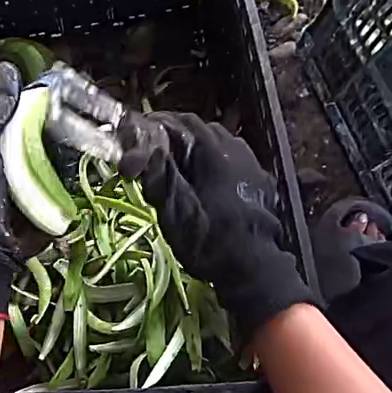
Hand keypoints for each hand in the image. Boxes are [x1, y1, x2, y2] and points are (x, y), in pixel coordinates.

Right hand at [131, 114, 315, 339]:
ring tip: (172, 168)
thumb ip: (157, 176)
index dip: (152, 127)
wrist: (254, 270)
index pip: (178, 122)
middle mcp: (235, 149)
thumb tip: (133, 152)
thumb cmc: (211, 241)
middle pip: (198, 131)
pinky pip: (229, 162)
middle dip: (171, 138)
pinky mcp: (258, 182)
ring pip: (215, 145)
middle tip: (149, 154)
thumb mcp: (175, 211)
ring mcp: (251, 165)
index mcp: (213, 150)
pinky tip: (201, 183)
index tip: (133, 140)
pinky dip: (210, 165)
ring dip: (192, 151)